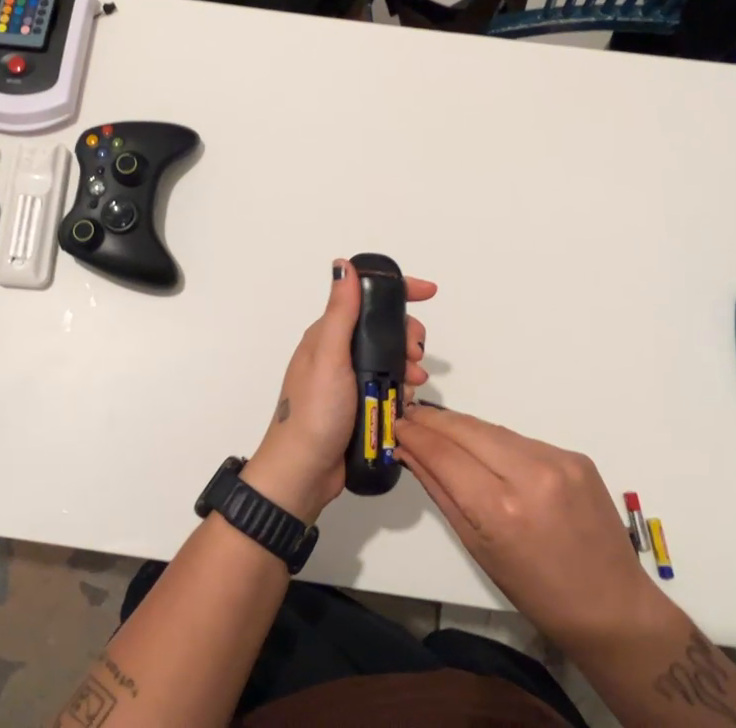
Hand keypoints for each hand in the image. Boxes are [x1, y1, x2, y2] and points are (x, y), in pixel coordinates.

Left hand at [243, 258, 435, 523]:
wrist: (305, 471)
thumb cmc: (315, 410)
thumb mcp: (329, 356)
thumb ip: (340, 312)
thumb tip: (344, 265)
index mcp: (326, 336)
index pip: (364, 299)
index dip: (397, 291)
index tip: (429, 293)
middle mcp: (337, 353)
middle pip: (383, 328)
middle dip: (407, 335)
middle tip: (416, 354)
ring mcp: (348, 380)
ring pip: (389, 358)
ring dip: (408, 363)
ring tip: (414, 380)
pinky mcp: (360, 405)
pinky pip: (389, 386)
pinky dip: (403, 387)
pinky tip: (408, 398)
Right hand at [394, 405, 668, 651]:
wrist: (609, 604)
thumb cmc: (534, 589)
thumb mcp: (476, 546)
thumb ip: (440, 490)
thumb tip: (409, 451)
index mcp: (500, 509)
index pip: (444, 454)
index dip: (415, 434)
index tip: (395, 423)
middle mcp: (531, 475)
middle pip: (467, 430)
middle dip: (434, 420)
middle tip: (409, 415)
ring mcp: (558, 461)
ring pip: (493, 429)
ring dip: (462, 427)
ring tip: (438, 428)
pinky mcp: (576, 456)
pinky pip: (521, 440)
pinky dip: (496, 441)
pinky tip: (484, 450)